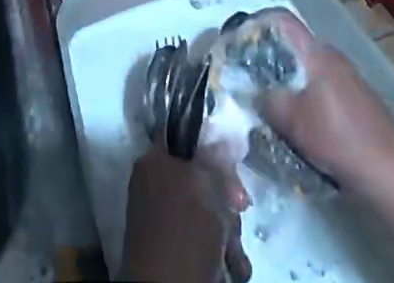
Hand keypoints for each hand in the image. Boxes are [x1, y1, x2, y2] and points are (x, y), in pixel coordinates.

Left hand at [123, 141, 251, 281]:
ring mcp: (162, 217)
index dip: (210, 138)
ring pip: (207, 207)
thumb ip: (217, 154)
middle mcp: (154, 184)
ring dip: (228, 225)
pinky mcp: (172, 245)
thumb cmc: (185, 227)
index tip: (233, 154)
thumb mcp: (208, 181)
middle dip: (227, 193)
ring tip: (233, 243)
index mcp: (153, 161)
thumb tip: (228, 134)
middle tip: (240, 206)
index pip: (183, 133)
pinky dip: (220, 245)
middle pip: (201, 173)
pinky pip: (202, 233)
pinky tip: (232, 260)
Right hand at [249, 10, 393, 187]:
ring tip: (259, 102)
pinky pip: (314, 87)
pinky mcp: (349, 99)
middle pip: (290, 45)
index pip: (282, 20)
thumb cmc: (339, 137)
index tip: (234, 40)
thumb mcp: (293, 120)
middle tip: (241, 78)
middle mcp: (330, 56)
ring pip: (301, 69)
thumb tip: (246, 88)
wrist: (390, 169)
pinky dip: (296, 96)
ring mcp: (343, 77)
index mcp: (317, 52)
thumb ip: (266, 100)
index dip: (256, 22)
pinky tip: (288, 121)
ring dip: (279, 81)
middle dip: (263, 58)